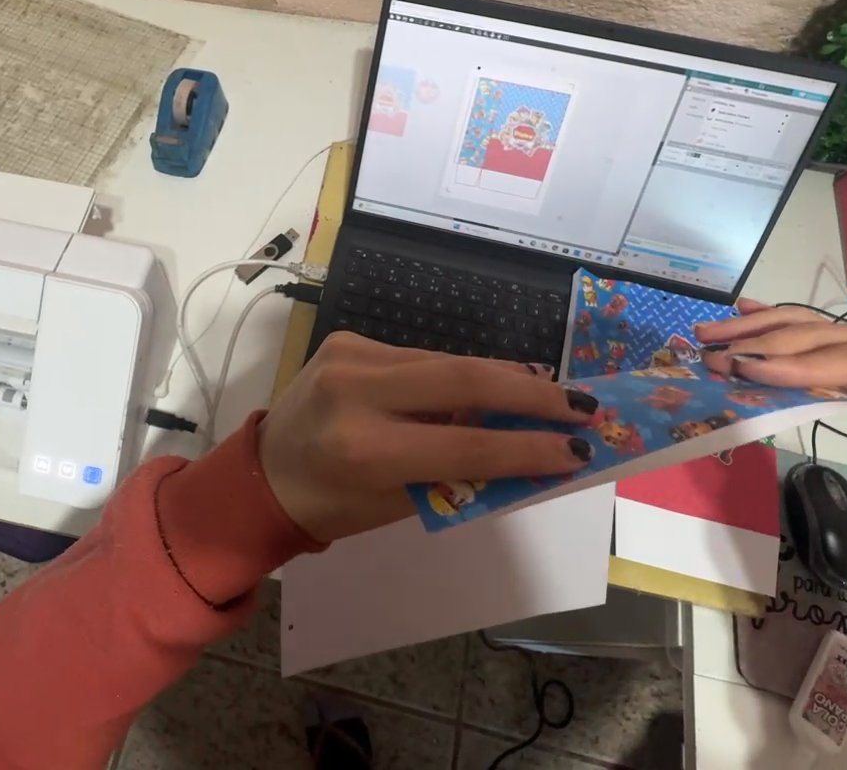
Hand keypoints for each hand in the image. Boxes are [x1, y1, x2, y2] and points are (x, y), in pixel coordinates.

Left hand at [258, 333, 595, 541]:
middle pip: (463, 378)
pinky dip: (461, 371)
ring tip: (550, 391)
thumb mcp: (397, 504)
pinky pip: (422, 356)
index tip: (578, 452)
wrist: (264, 470)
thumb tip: (527, 447)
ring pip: (447, 361)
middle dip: (531, 392)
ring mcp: (349, 357)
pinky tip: (495, 379)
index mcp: (364, 449)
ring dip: (503, 376)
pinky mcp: (349, 340)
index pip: (465, 444)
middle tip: (582, 406)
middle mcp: (355, 391)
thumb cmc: (331, 505)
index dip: (528, 448)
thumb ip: (458, 474)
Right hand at [695, 303, 846, 526]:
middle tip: (710, 352)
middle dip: (762, 343)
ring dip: (756, 331)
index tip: (746, 369)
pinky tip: (745, 311)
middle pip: (821, 336)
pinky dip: (776, 326)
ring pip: (809, 330)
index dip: (798, 365)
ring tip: (707, 332)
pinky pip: (814, 339)